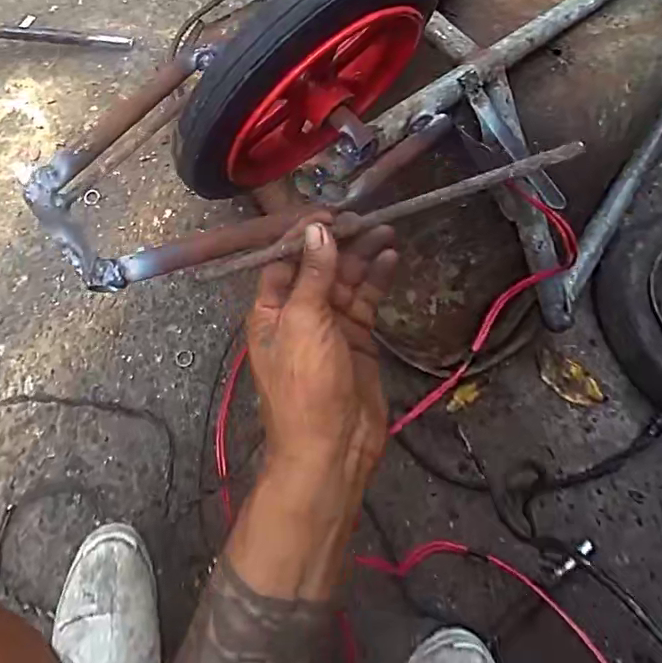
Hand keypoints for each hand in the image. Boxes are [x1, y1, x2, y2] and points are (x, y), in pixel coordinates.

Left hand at [245, 217, 399, 483]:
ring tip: (384, 231)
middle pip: (318, 265)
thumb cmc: (305, 385)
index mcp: (270, 308)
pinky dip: (377, 279)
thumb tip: (317, 231)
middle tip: (364, 219)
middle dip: (339, 241)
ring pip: (345, 280)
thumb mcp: (304, 322)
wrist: (332, 449)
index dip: (305, 235)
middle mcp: (297, 311)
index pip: (285, 258)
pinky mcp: (356, 338)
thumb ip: (312, 275)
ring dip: (363, 256)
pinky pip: (365, 301)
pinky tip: (391, 258)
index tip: (328, 213)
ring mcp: (328, 324)